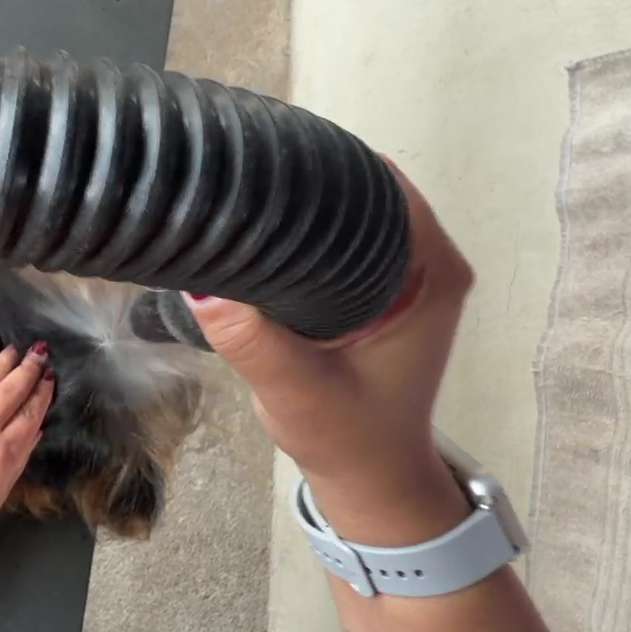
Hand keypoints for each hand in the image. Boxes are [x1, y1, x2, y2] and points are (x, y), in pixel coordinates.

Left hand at [0, 346, 54, 561]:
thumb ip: (18, 459)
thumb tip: (32, 431)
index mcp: (4, 454)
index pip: (30, 414)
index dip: (41, 393)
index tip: (49, 377)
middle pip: (10, 390)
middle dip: (27, 369)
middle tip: (38, 352)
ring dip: (1, 363)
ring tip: (14, 350)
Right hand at [186, 166, 474, 544]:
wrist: (368, 476)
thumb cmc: (347, 436)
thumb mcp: (295, 389)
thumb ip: (251, 339)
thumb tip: (200, 282)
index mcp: (430, 275)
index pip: (382, 186)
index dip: (324, 163)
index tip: (260, 155)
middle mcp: (424, 262)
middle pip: (363, 188)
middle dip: (303, 175)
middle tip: (233, 172)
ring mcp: (401, 274)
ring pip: (347, 210)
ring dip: (297, 202)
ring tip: (235, 192)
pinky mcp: (373, 287)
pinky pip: (336, 235)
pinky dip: (298, 228)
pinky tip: (252, 229)